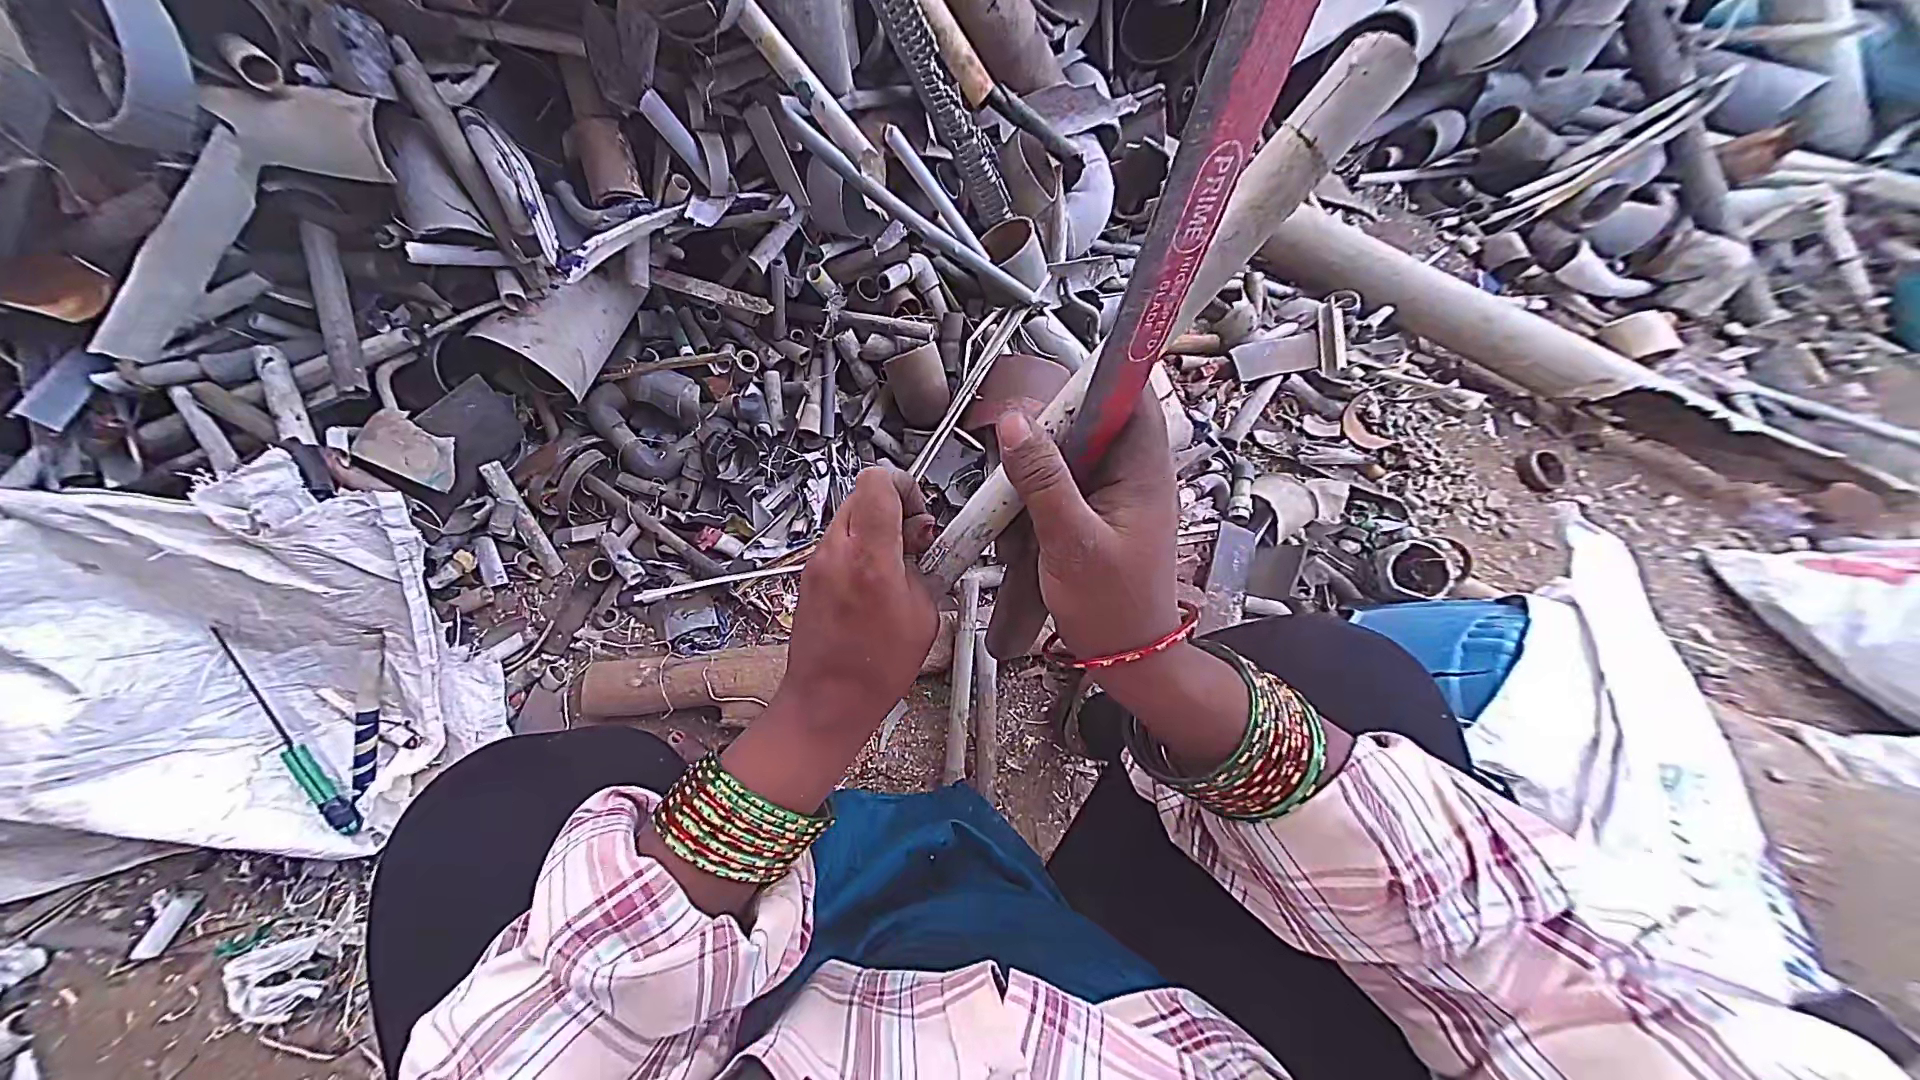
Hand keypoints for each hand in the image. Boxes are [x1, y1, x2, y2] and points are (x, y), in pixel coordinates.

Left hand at [775, 465, 938, 727]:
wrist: (828, 699)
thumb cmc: (873, 670)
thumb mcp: (924, 613)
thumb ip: (928, 564)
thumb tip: (931, 540)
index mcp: (869, 558)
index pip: (879, 481)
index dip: (906, 487)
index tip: (920, 511)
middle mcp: (835, 552)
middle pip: (863, 492)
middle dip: (894, 507)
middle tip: (914, 540)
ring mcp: (817, 561)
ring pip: (849, 514)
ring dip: (876, 527)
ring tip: (896, 563)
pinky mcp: (810, 573)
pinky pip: (838, 540)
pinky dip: (860, 547)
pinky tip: (877, 580)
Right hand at [992, 392, 1179, 660]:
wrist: (1125, 653)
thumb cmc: (1114, 609)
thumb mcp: (1071, 542)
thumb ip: (1043, 481)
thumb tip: (1018, 426)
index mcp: (1144, 472)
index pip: (1132, 395)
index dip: (1097, 376)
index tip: (1058, 376)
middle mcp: (1134, 473)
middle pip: (1092, 417)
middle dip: (1051, 427)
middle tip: (1021, 448)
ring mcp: (1115, 490)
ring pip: (1073, 447)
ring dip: (1041, 462)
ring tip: (1023, 491)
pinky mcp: (1096, 507)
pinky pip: (1065, 477)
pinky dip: (1041, 488)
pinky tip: (1029, 514)